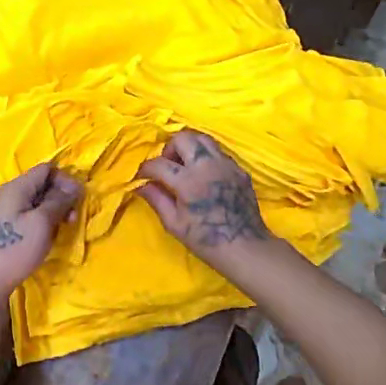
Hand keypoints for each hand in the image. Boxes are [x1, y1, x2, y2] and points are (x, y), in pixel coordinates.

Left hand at [0, 163, 82, 314]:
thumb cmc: (17, 247)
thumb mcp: (43, 222)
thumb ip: (59, 200)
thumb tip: (75, 184)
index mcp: (17, 186)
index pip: (46, 169)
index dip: (65, 179)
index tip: (76, 200)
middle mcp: (9, 193)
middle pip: (42, 184)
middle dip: (61, 197)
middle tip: (72, 219)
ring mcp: (6, 209)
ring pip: (37, 200)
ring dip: (54, 211)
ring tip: (62, 229)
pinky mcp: (6, 225)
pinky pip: (30, 213)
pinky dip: (43, 220)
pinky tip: (48, 236)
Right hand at [136, 130, 277, 267]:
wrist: (244, 246)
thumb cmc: (205, 239)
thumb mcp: (173, 223)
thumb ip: (156, 199)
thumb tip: (141, 185)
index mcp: (187, 181)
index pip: (159, 163)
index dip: (145, 168)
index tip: (142, 176)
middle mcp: (207, 165)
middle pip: (183, 138)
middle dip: (169, 149)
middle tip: (167, 166)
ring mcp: (226, 164)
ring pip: (203, 138)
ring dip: (189, 146)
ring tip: (184, 164)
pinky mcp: (238, 169)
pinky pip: (218, 151)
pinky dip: (206, 156)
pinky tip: (204, 174)